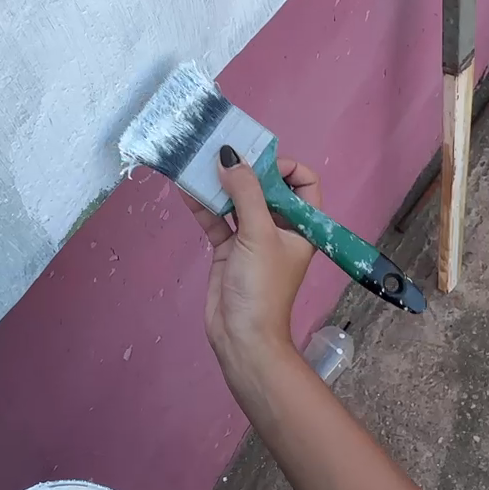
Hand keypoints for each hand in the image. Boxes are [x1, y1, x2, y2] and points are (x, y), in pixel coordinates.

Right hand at [184, 146, 319, 377]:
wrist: (241, 338)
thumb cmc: (262, 286)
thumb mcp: (258, 234)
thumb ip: (246, 192)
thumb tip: (230, 156)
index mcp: (301, 225)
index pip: (302, 183)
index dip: (284, 168)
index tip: (257, 164)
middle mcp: (278, 227)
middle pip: (265, 187)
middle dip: (244, 169)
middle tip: (221, 151)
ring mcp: (251, 237)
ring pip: (237, 201)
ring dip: (219, 184)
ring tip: (198, 162)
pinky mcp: (227, 248)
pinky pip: (216, 219)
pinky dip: (202, 204)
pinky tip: (185, 188)